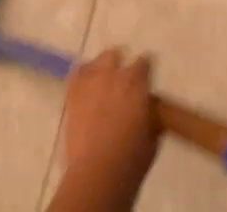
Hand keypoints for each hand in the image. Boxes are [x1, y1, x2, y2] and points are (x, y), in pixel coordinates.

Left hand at [51, 48, 161, 211]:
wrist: (98, 172)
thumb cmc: (132, 155)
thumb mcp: (154, 131)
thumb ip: (150, 111)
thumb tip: (147, 107)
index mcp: (137, 81)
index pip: (144, 61)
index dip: (144, 71)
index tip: (145, 81)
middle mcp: (113, 74)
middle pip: (115, 55)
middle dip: (119, 65)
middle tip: (122, 82)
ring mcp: (90, 83)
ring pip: (94, 62)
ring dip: (99, 69)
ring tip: (101, 83)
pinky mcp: (72, 96)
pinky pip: (75, 76)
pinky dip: (81, 78)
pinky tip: (85, 87)